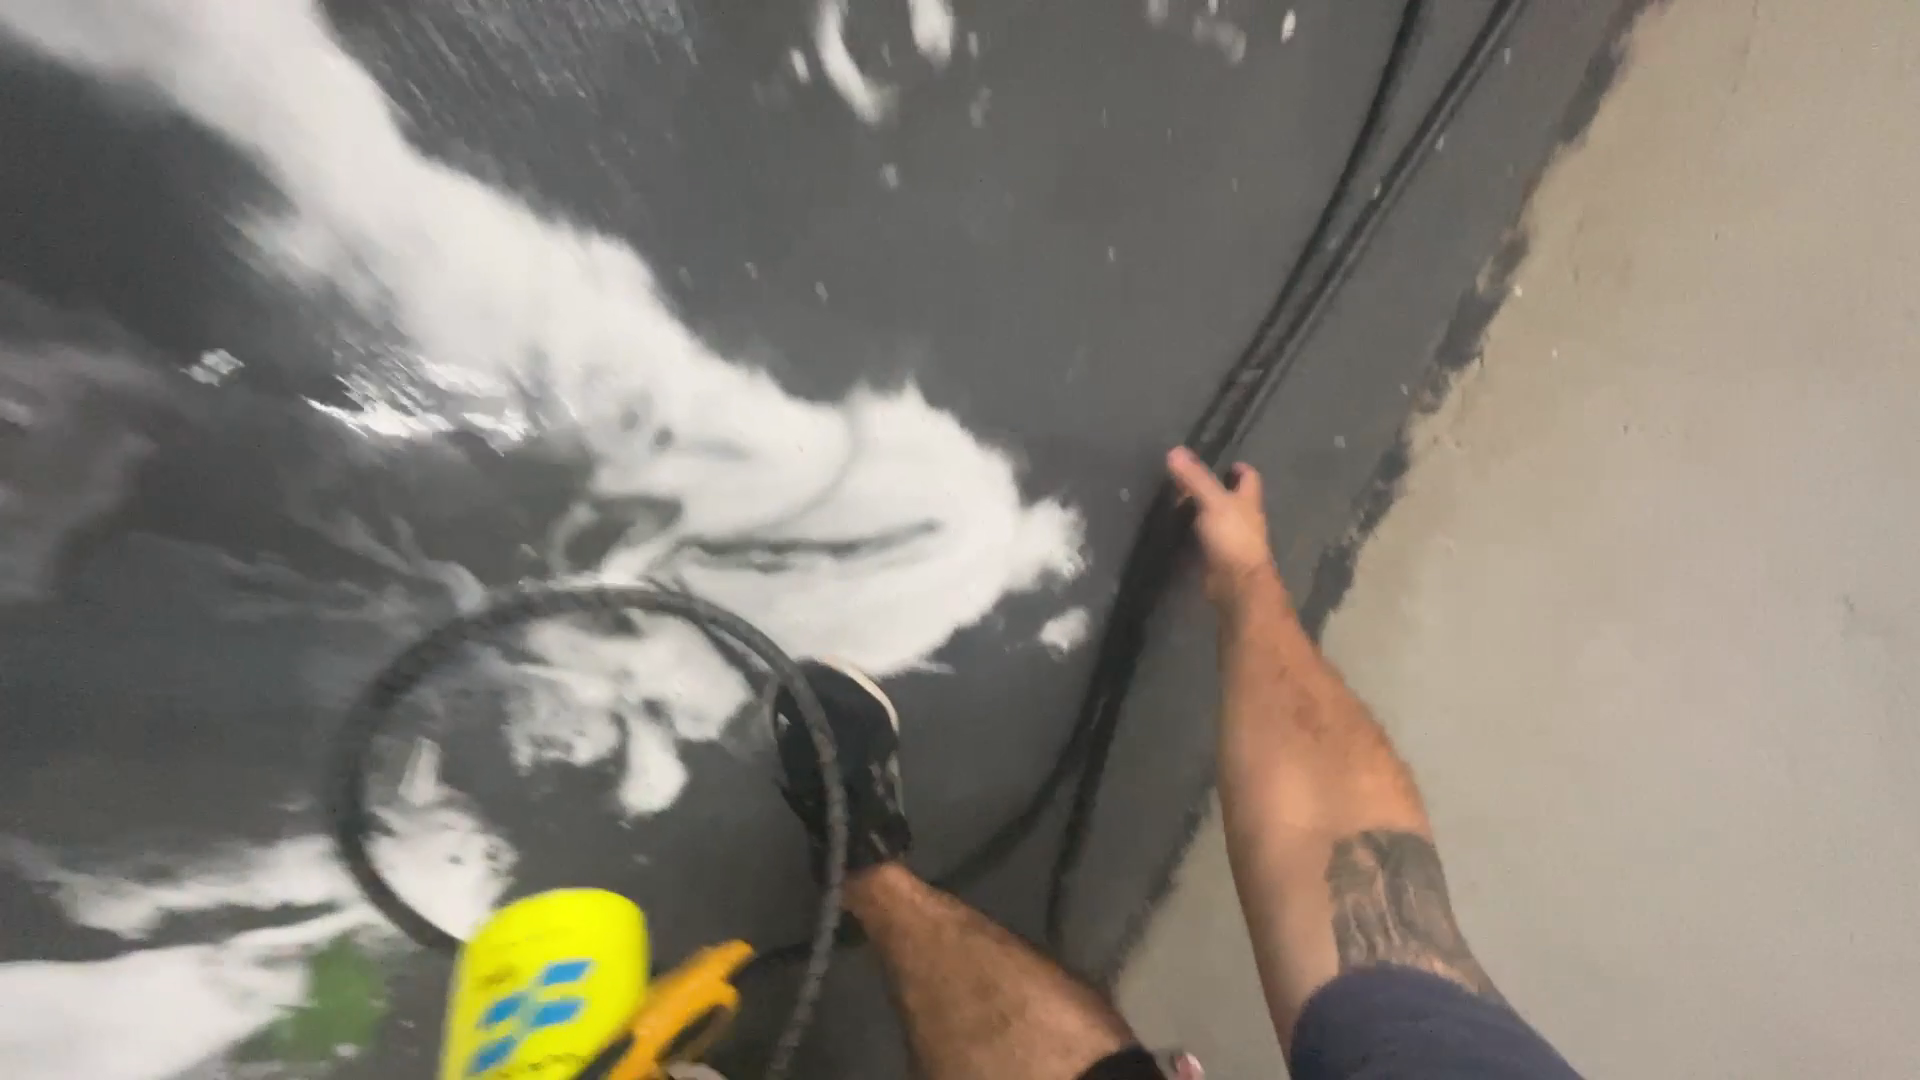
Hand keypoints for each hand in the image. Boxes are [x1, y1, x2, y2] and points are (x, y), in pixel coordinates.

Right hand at [1166, 447, 1283, 608]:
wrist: (1236, 583)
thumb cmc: (1232, 538)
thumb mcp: (1213, 502)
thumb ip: (1195, 478)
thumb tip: (1174, 451)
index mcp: (1248, 501)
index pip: (1248, 478)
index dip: (1238, 469)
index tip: (1223, 463)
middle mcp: (1242, 518)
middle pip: (1230, 497)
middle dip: (1214, 488)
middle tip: (1186, 479)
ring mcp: (1230, 539)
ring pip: (1215, 518)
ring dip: (1199, 511)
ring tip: (1174, 500)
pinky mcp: (1216, 557)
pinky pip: (1202, 539)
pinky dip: (1190, 533)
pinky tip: (1174, 528)